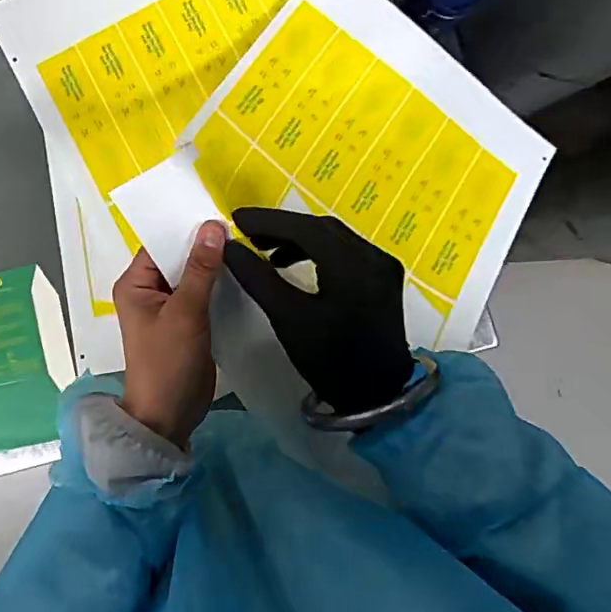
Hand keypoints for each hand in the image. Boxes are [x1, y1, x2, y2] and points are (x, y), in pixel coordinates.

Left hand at [114, 220, 225, 449]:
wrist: (169, 413)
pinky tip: (243, 274)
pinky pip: (202, 294)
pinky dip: (218, 286)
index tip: (219, 213)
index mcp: (134, 284)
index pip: (159, 244)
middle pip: (177, 258)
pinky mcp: (186, 321)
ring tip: (248, 245)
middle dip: (204, 246)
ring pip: (192, 276)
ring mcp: (167, 307)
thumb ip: (200, 269)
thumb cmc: (167, 362)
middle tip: (241, 227)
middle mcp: (147, 291)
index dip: (185, 229)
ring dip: (214, 266)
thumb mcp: (185, 313)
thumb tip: (212, 226)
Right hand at [222, 208, 412, 414]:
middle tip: (246, 231)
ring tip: (263, 248)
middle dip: (280, 227)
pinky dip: (313, 249)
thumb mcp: (287, 317)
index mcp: (353, 264)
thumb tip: (229, 247)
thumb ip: (257, 277)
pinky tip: (290, 264)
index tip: (236, 218)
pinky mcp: (380, 278)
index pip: (305, 228)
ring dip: (296, 238)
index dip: (267, 221)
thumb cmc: (329, 357)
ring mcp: (380, 267)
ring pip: (332, 237)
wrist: (375, 393)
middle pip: (320, 228)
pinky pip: (342, 250)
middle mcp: (372, 257)